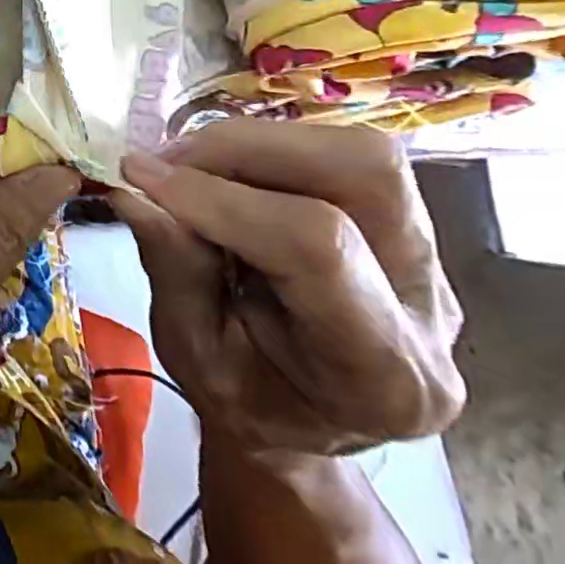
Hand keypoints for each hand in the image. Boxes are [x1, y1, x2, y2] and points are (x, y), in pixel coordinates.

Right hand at [112, 119, 464, 455]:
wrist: (302, 421)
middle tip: (165, 162)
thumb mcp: (191, 354)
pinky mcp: (406, 225)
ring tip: (185, 166)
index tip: (138, 178)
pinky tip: (216, 174)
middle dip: (245, 148)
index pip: (314, 245)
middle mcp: (426, 304)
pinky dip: (261, 149)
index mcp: (382, 368)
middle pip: (363, 173)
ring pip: (358, 153)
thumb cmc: (244, 400)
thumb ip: (173, 272)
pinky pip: (338, 158)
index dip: (217, 198)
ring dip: (252, 142)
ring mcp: (430, 258)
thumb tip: (134, 194)